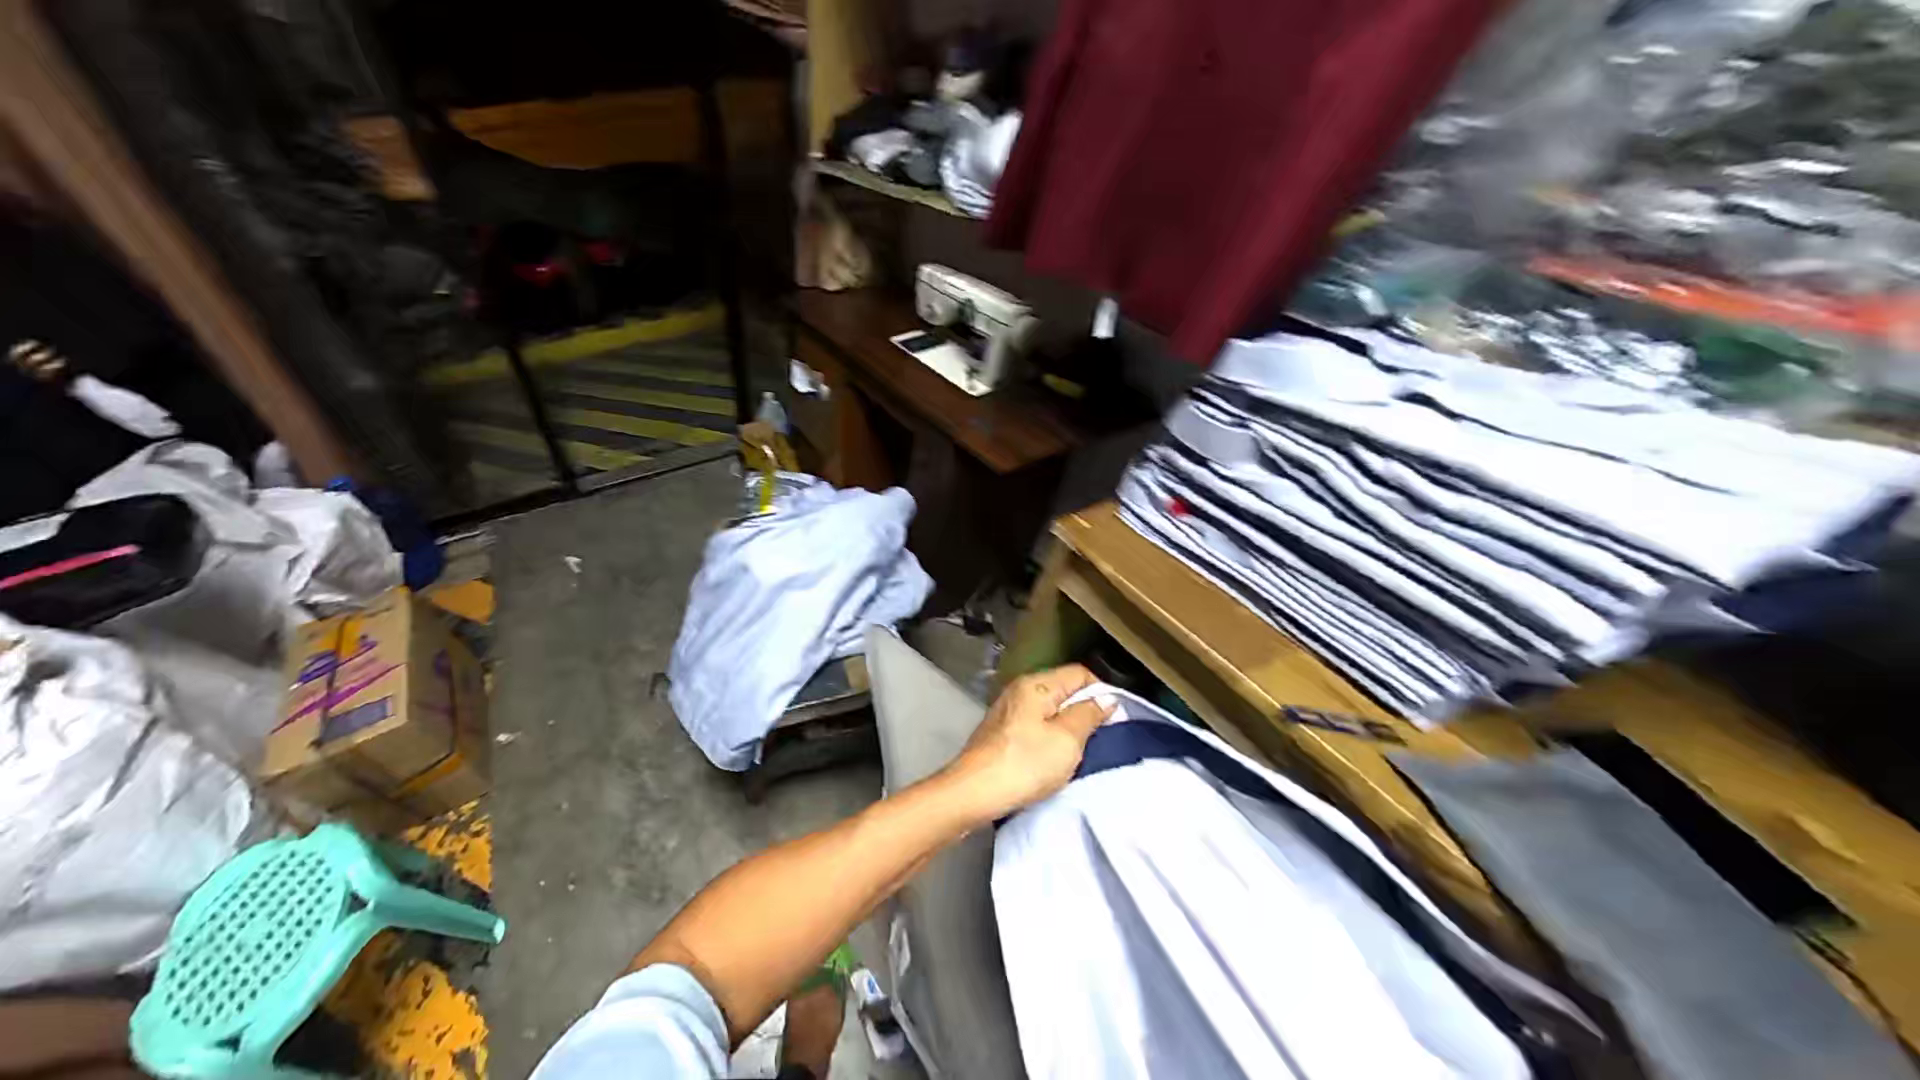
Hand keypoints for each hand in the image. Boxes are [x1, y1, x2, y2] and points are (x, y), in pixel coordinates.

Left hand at [940, 664, 1115, 822]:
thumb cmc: (1024, 764)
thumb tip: (1106, 697)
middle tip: (1099, 739)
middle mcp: (1019, 690)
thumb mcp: (1067, 740)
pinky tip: (1052, 759)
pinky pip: (1035, 726)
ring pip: (1049, 710)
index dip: (1101, 691)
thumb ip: (1088, 714)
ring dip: (1067, 728)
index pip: (1079, 673)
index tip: (1114, 719)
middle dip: (1084, 710)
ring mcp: (1007, 711)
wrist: (973, 793)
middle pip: (1063, 690)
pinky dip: (1049, 738)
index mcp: (1037, 684)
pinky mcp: (1000, 732)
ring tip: (1078, 753)